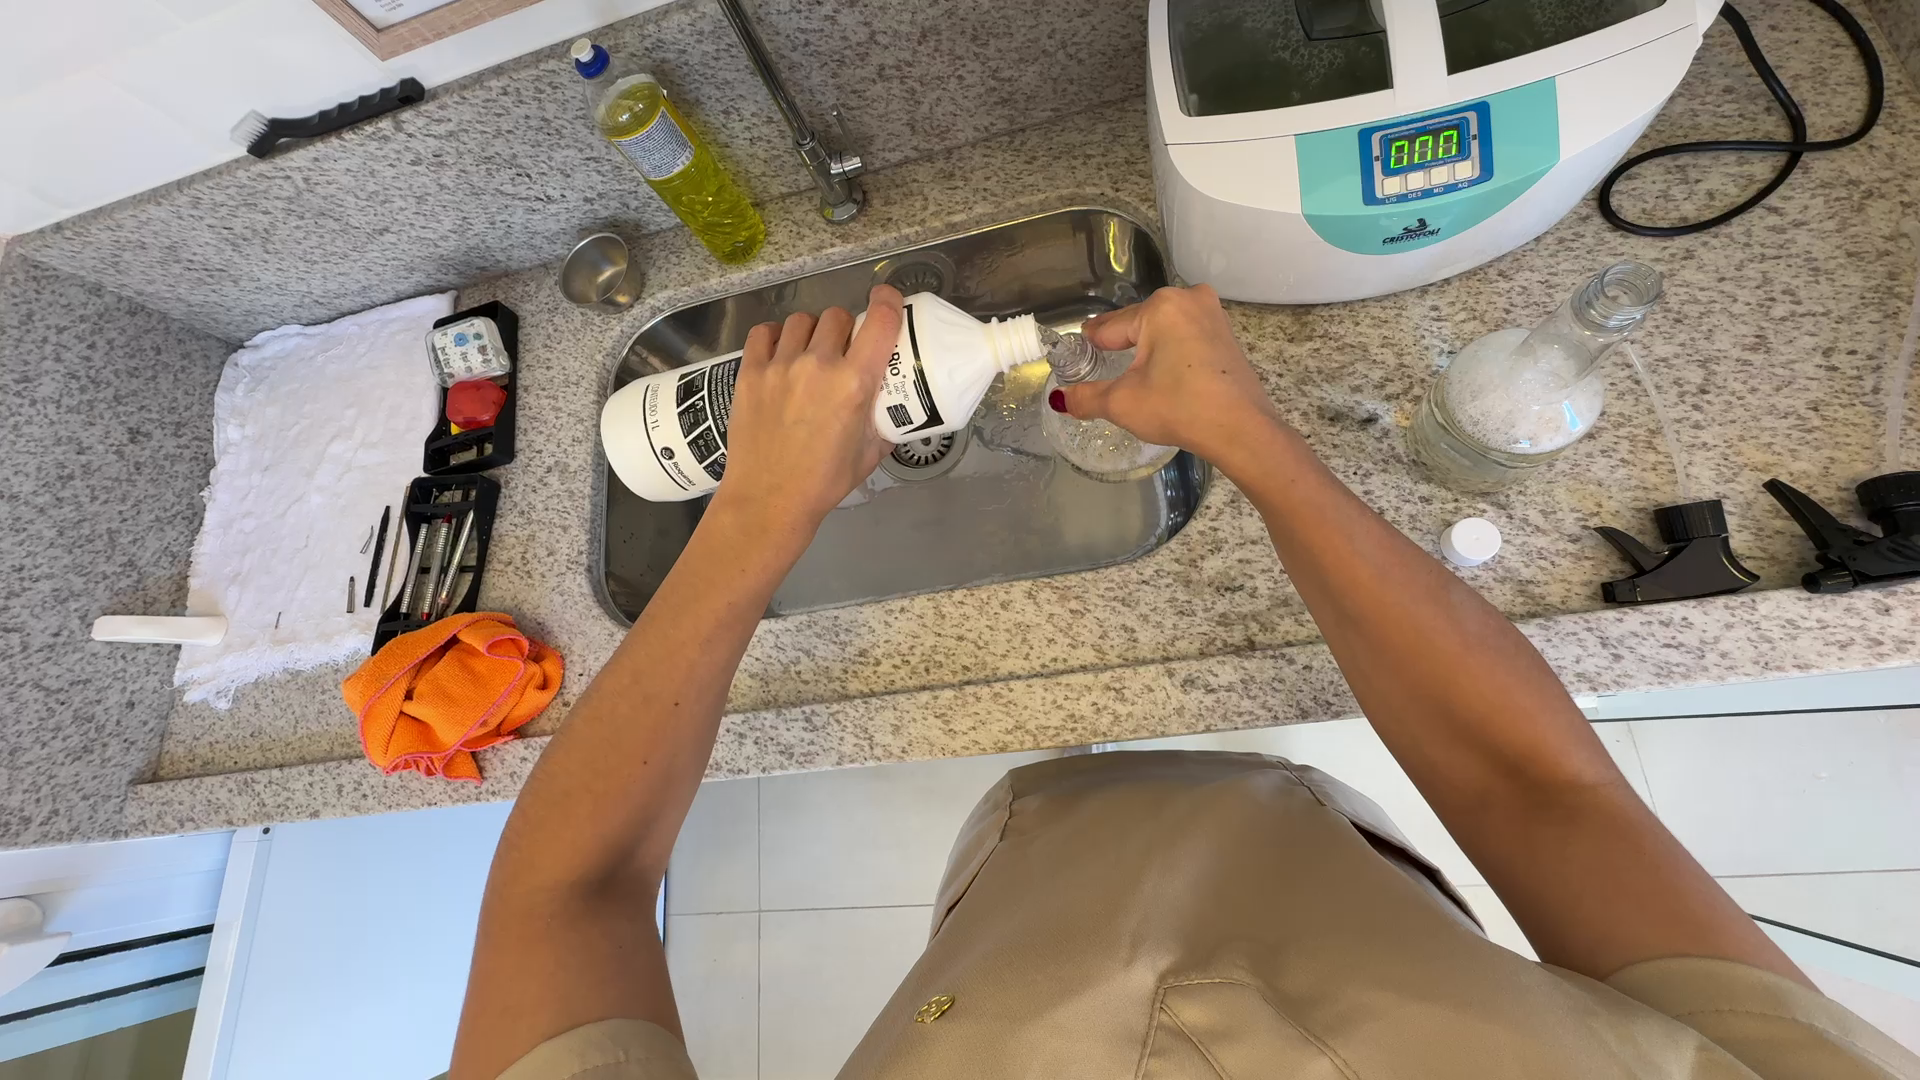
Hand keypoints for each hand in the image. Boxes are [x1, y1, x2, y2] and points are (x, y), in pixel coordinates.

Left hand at [712, 285, 904, 535]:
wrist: (770, 499)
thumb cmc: (825, 481)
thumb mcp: (870, 454)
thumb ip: (884, 423)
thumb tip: (893, 410)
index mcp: (855, 383)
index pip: (880, 320)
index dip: (888, 302)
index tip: (888, 301)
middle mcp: (818, 365)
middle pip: (838, 317)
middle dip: (846, 329)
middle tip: (844, 352)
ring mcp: (780, 365)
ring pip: (802, 321)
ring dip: (812, 332)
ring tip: (810, 353)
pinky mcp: (750, 372)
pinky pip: (765, 333)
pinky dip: (776, 336)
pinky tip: (780, 353)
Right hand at [1051, 285, 1282, 468]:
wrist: (1240, 429)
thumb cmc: (1178, 408)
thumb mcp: (1122, 403)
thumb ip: (1086, 398)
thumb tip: (1060, 399)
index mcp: (1160, 307)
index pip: (1109, 327)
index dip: (1089, 345)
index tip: (1075, 354)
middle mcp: (1188, 299)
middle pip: (1137, 324)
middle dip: (1118, 345)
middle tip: (1098, 365)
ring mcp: (1212, 314)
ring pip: (1162, 330)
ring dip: (1145, 348)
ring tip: (1129, 372)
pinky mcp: (1226, 335)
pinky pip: (1184, 338)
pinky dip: (1169, 353)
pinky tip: (1161, 374)